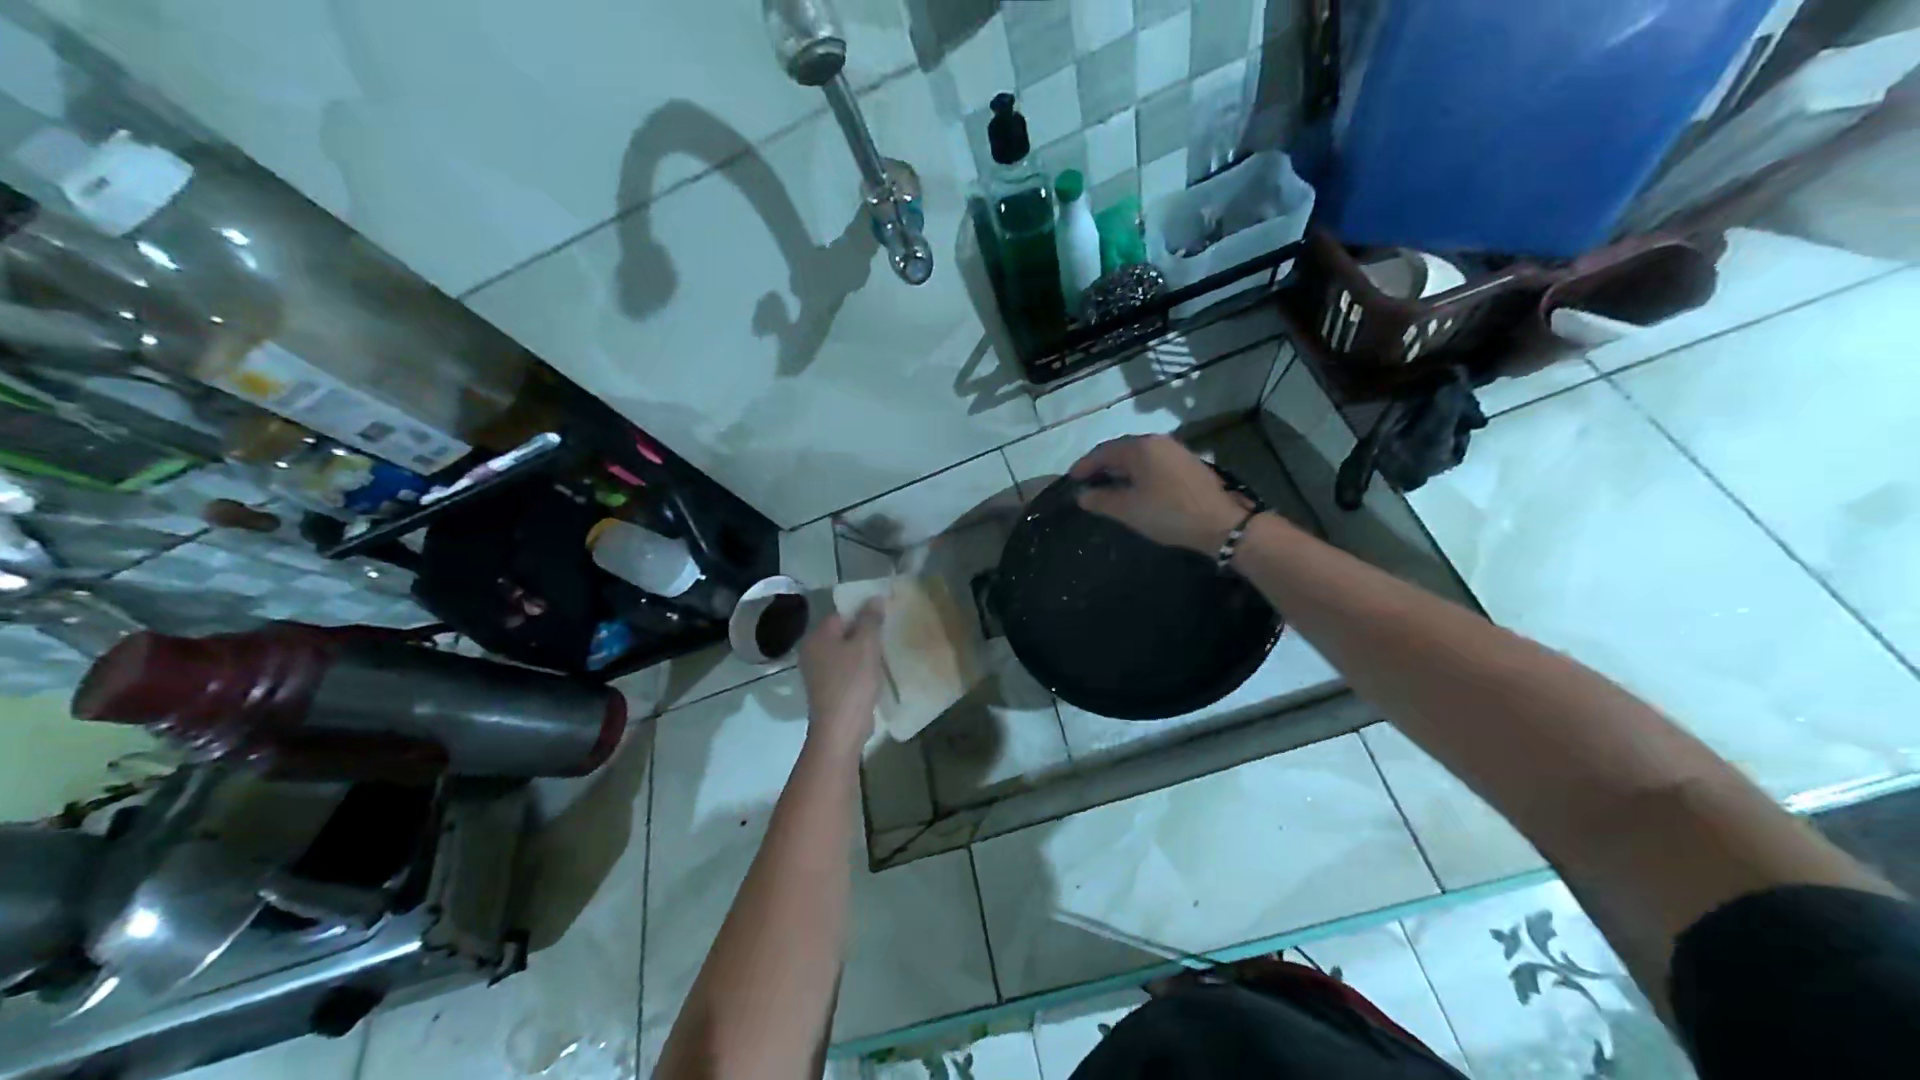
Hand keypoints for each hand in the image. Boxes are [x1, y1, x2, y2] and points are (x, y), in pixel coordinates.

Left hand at [798, 600, 884, 758]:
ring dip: (862, 652)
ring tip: (884, 654)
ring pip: (844, 652)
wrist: (840, 730)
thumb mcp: (866, 646)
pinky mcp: (826, 689)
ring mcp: (816, 672)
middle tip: (887, 635)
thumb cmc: (852, 683)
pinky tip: (874, 674)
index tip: (884, 618)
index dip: (863, 613)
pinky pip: (844, 670)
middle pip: (841, 632)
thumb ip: (870, 620)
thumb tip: (874, 598)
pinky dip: (858, 669)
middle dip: (863, 633)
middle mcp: (811, 651)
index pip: (841, 613)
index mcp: (817, 637)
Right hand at [1069, 434, 1252, 553]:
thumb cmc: (1169, 514)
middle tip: (1087, 482)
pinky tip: (1134, 488)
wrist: (1221, 523)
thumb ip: (1101, 500)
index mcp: (1141, 448)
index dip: (1085, 465)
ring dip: (1121, 469)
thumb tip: (1082, 495)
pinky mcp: (1188, 464)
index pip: (1104, 451)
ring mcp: (1175, 451)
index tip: (1072, 480)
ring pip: (1139, 456)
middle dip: (1102, 465)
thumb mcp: (1128, 510)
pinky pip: (1153, 462)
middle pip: (1122, 449)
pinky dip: (1138, 472)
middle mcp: (1158, 442)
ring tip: (1108, 486)